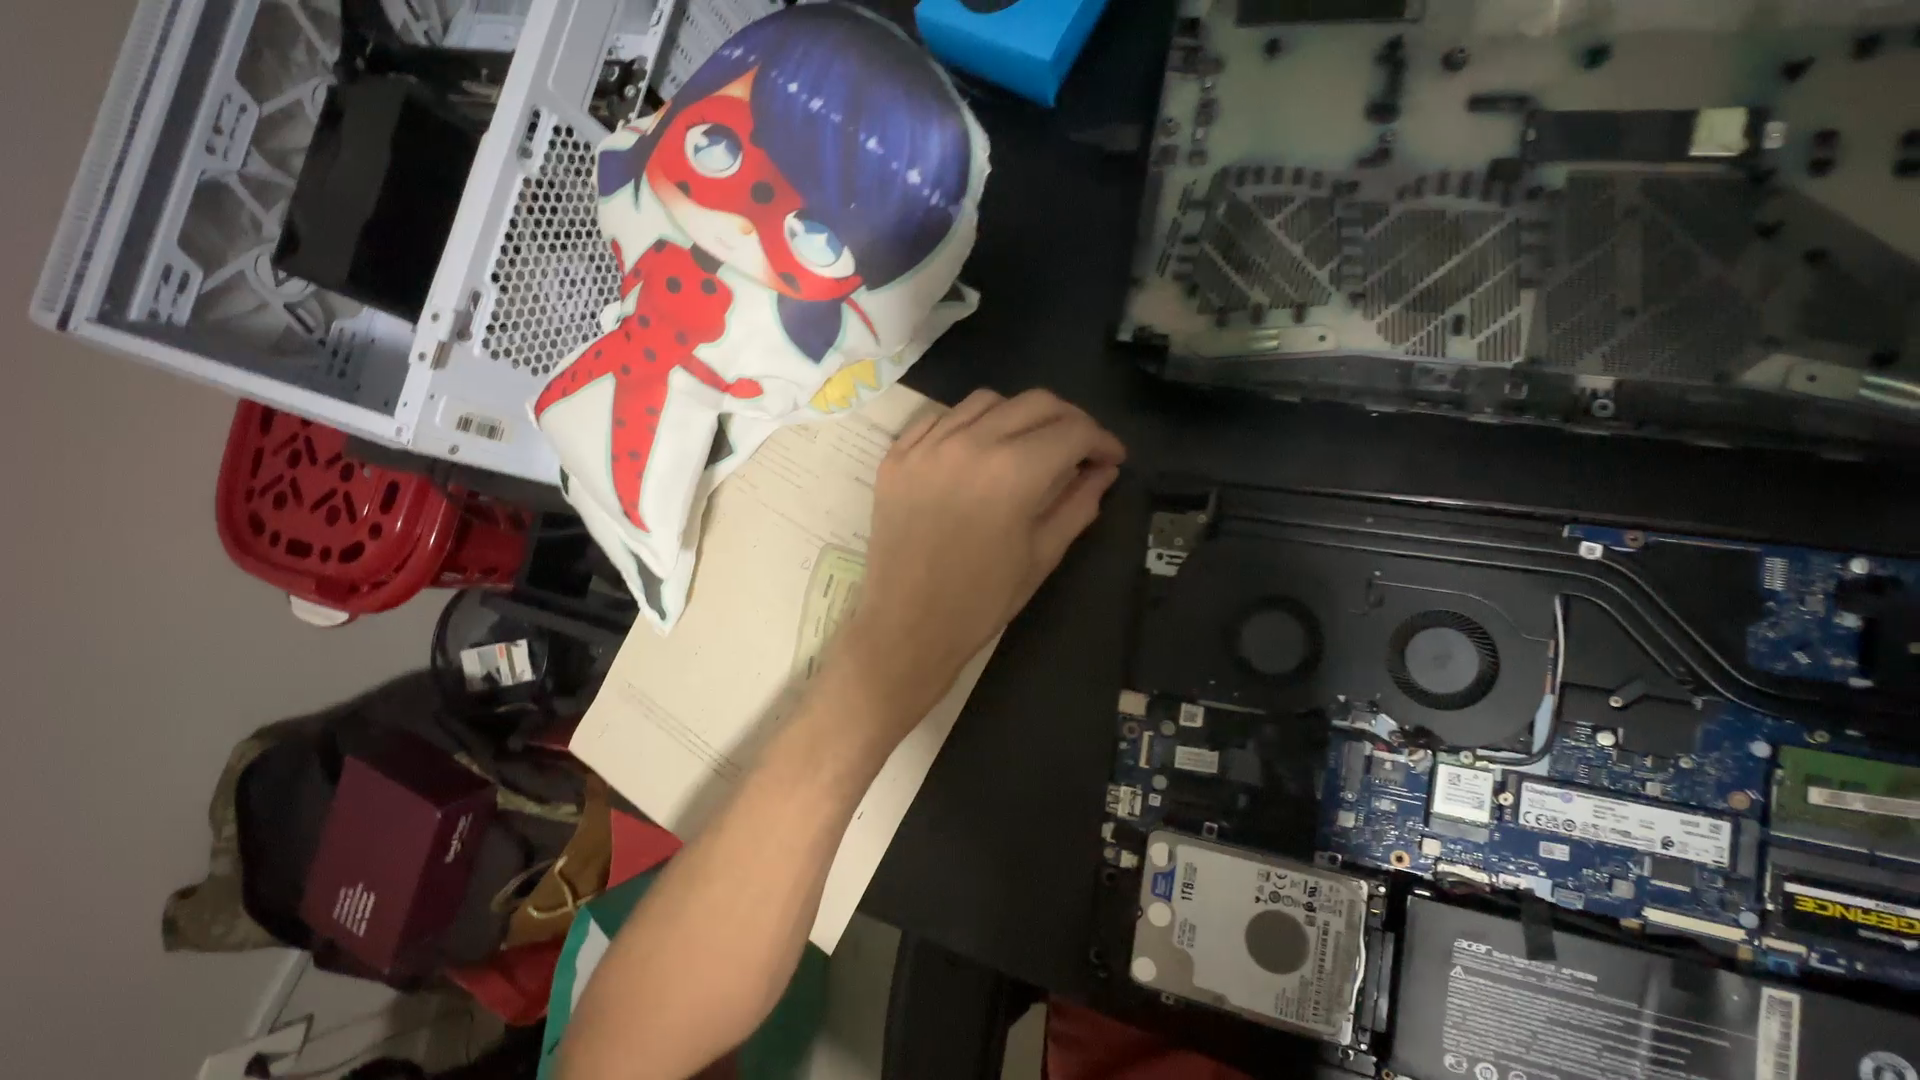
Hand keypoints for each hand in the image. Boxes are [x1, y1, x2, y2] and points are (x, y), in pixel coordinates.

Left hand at [838, 389, 1125, 730]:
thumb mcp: (1042, 555)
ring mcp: (926, 446)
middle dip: (1069, 420)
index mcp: (1012, 472)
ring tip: (1029, 446)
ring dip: (1019, 416)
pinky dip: (969, 424)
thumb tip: (1103, 471)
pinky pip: (940, 418)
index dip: (1102, 440)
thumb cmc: (982, 601)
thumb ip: (1078, 504)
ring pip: (986, 401)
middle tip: (1081, 448)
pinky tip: (979, 450)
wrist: (907, 627)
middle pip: (1034, 403)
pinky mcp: (896, 457)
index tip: (1112, 458)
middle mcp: (969, 444)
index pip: (1072, 431)